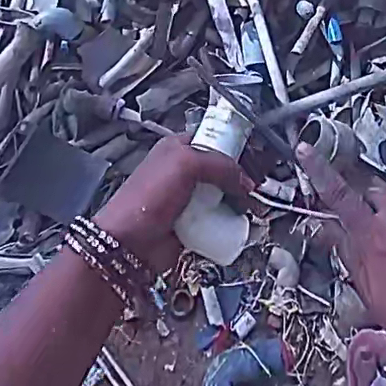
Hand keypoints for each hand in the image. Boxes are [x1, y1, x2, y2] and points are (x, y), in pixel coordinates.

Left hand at [93, 136, 252, 270]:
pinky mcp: (192, 223)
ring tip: (252, 206)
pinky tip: (239, 223)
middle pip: (223, 169)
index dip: (236, 146)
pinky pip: (218, 219)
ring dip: (238, 201)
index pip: (214, 139)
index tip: (256, 155)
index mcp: (178, 147)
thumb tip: (245, 180)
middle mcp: (183, 170)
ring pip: (223, 195)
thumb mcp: (185, 164)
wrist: (128, 245)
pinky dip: (229, 222)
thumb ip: (220, 165)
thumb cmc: (147, 198)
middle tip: (256, 184)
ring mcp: (188, 198)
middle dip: (241, 177)